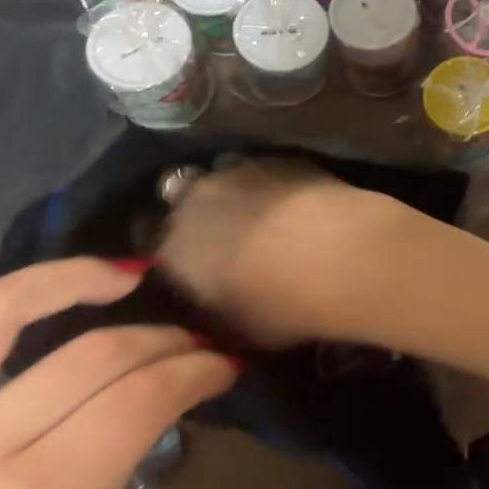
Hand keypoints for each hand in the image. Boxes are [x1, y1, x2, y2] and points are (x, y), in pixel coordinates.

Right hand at [156, 157, 416, 347]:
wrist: (341, 254)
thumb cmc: (279, 306)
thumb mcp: (231, 331)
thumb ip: (206, 312)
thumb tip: (206, 306)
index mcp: (169, 247)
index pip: (147, 238)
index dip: (165, 245)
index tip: (183, 257)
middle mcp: (192, 200)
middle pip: (176, 192)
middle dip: (190, 206)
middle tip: (218, 227)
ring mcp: (238, 171)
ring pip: (219, 171)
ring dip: (229, 186)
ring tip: (255, 207)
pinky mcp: (281, 157)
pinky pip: (261, 165)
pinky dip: (269, 179)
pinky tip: (290, 196)